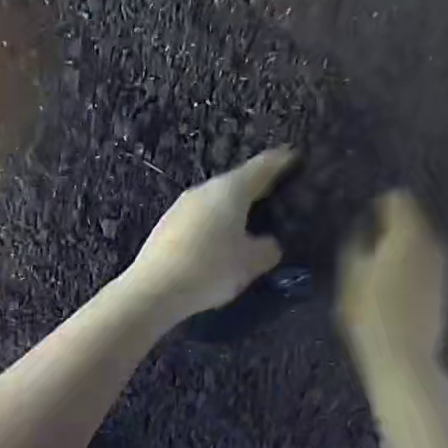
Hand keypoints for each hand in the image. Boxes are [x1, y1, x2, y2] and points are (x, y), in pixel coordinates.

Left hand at [124, 148, 297, 320]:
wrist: (153, 290)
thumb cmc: (209, 269)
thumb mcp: (250, 263)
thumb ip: (267, 249)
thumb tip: (268, 244)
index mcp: (230, 190)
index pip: (263, 167)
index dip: (282, 162)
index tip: (294, 157)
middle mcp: (205, 190)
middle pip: (237, 183)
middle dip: (257, 189)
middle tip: (278, 196)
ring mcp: (182, 207)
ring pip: (217, 202)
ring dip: (234, 210)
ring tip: (251, 224)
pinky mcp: (167, 226)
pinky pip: (201, 219)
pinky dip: (215, 226)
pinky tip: (220, 244)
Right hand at [337, 190, 447, 370]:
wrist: (404, 359)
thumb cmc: (370, 316)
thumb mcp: (350, 276)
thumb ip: (356, 243)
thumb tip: (362, 226)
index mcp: (408, 234)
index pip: (399, 199)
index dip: (379, 205)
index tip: (363, 218)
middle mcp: (432, 243)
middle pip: (412, 219)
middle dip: (390, 226)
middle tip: (365, 244)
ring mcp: (441, 265)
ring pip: (419, 241)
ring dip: (400, 246)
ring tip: (375, 265)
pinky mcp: (442, 285)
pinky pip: (424, 261)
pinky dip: (409, 263)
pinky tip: (391, 284)